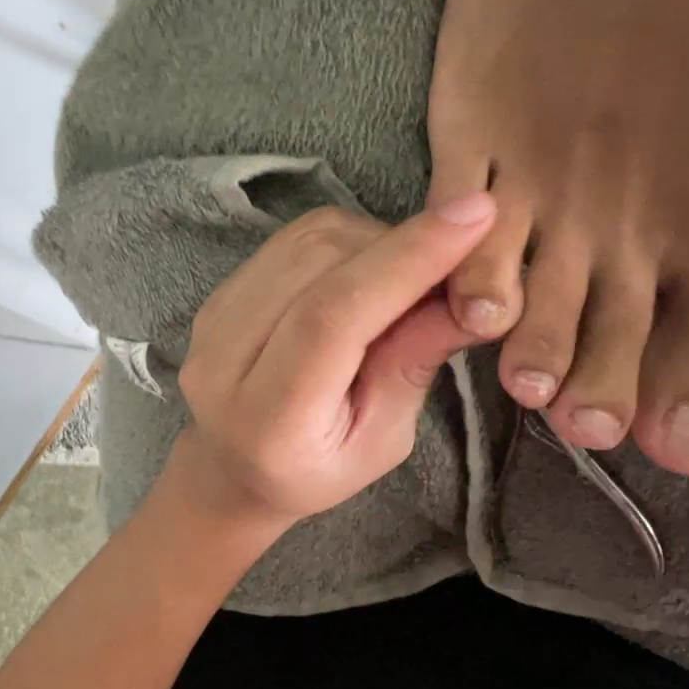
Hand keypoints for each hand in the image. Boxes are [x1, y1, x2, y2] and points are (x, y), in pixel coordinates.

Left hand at [169, 195, 496, 527]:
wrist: (232, 469)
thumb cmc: (316, 470)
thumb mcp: (381, 442)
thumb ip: (411, 367)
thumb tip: (470, 296)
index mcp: (268, 418)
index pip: (331, 317)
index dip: (404, 260)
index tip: (475, 217)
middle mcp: (223, 359)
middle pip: (318, 266)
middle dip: (401, 248)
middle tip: (457, 262)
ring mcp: (213, 318)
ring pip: (305, 242)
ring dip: (375, 239)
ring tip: (412, 275)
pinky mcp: (219, 292)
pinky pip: (290, 240)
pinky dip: (345, 239)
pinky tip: (371, 267)